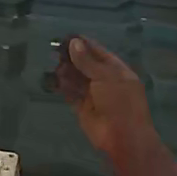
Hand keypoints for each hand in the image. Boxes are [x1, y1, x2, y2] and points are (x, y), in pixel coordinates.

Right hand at [54, 37, 157, 161]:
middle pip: (86, 65)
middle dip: (72, 58)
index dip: (85, 45)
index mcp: (117, 71)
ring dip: (66, 72)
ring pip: (77, 79)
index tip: (68, 37)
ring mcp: (94, 95)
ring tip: (54, 65)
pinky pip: (71, 94)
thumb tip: (73, 42)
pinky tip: (53, 79)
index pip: (99, 53)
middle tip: (55, 50)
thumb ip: (87, 61)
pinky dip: (63, 87)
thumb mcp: (106, 77)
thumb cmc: (120, 102)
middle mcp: (105, 81)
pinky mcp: (83, 108)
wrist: (123, 137)